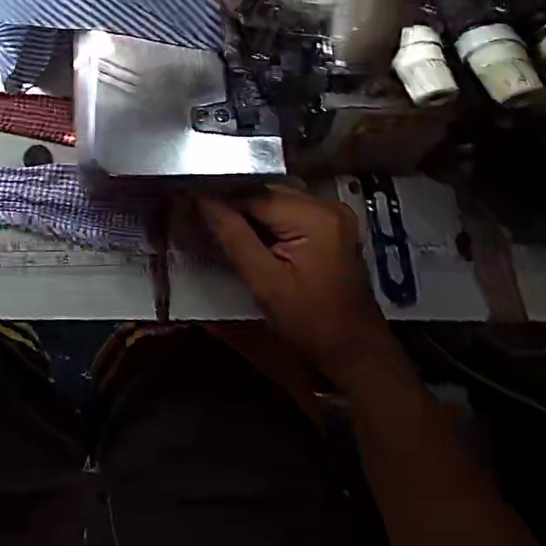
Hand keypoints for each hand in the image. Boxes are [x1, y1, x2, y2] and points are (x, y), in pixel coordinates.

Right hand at [193, 185, 393, 382]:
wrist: (357, 351)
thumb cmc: (312, 323)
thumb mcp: (266, 283)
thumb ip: (234, 237)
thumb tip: (202, 201)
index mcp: (315, 217)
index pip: (255, 196)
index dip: (220, 200)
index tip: (189, 204)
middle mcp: (327, 206)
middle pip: (266, 194)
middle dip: (233, 205)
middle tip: (198, 215)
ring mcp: (332, 215)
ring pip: (274, 201)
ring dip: (247, 213)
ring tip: (216, 224)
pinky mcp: (330, 226)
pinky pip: (288, 213)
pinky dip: (266, 222)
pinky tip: (246, 236)